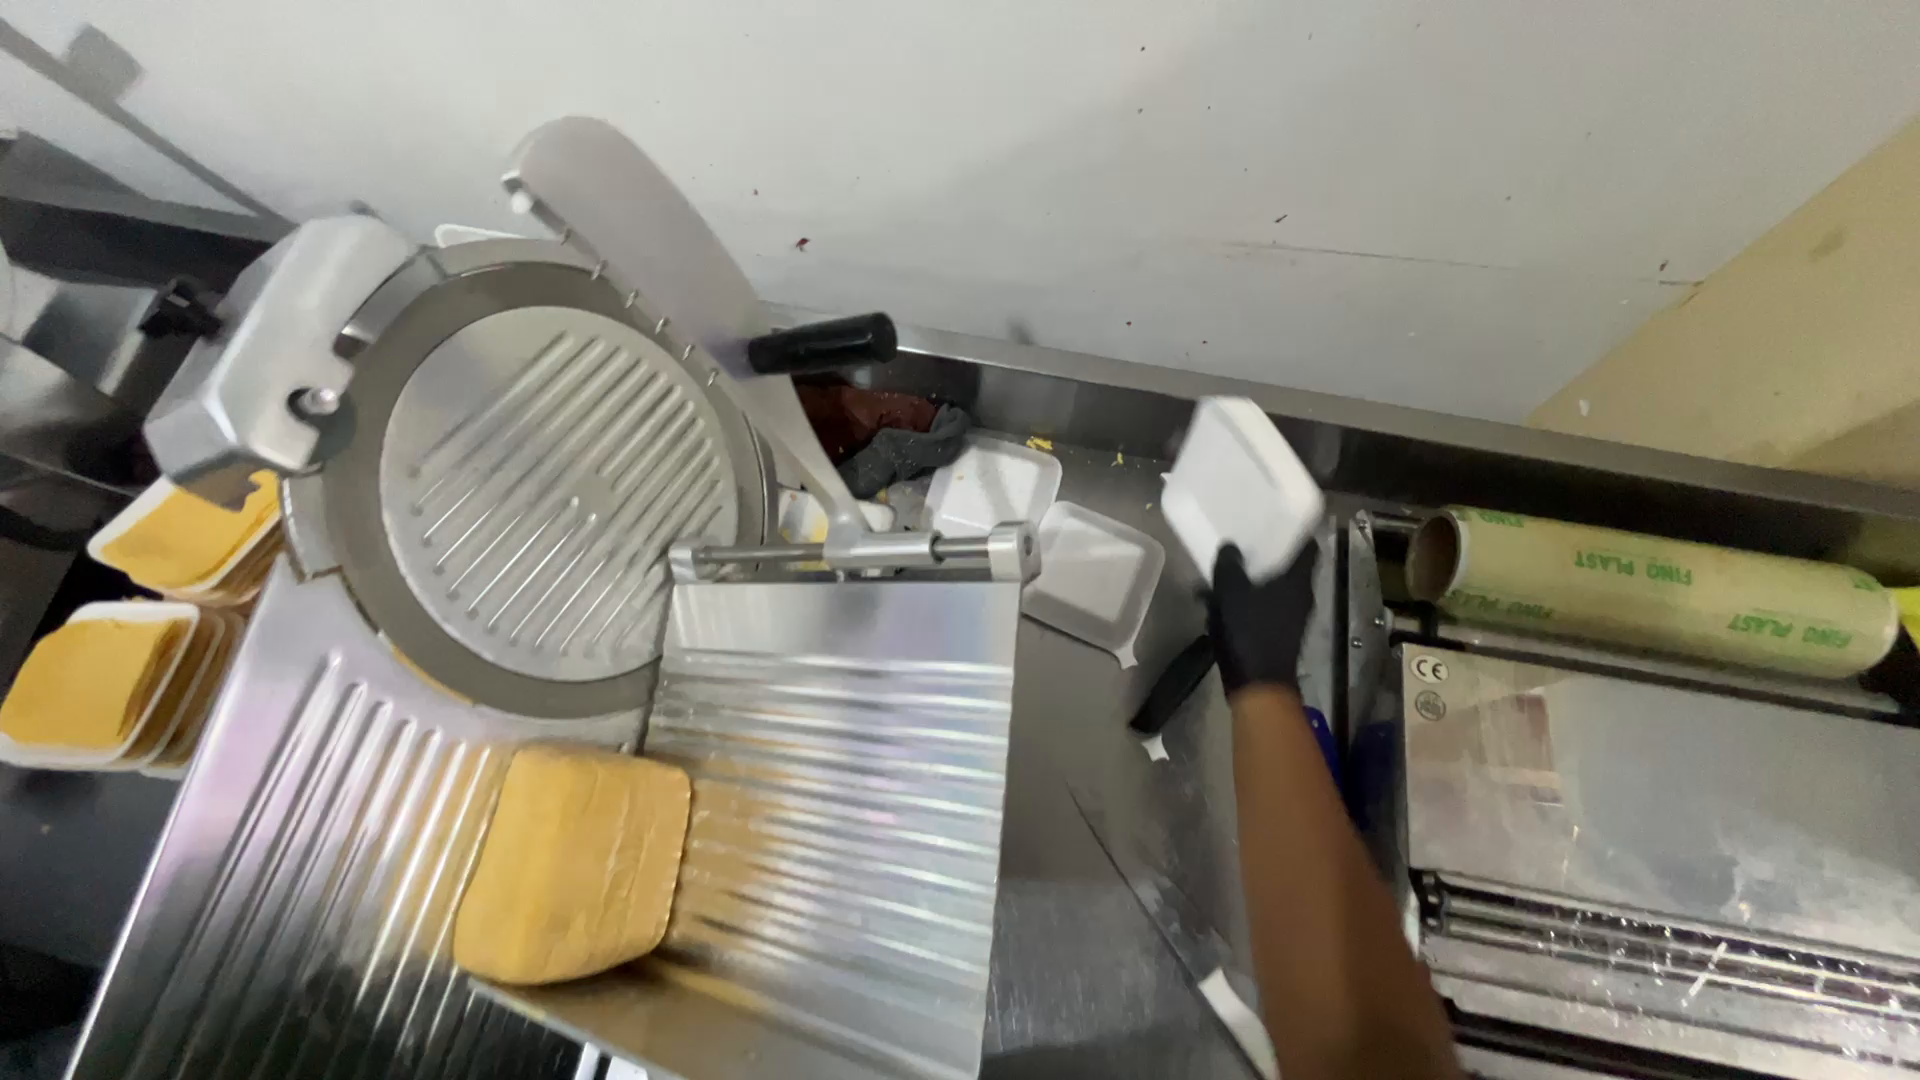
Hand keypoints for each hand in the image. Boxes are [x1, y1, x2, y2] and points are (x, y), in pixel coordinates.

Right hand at [1208, 542, 1318, 696]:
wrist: (1258, 684)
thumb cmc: (1248, 632)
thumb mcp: (1231, 593)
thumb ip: (1230, 565)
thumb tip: (1231, 547)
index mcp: (1297, 581)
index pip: (1309, 546)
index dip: (1297, 531)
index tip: (1278, 518)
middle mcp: (1300, 596)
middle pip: (1288, 565)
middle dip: (1267, 554)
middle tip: (1245, 540)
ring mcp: (1291, 616)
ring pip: (1273, 586)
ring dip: (1252, 578)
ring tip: (1224, 571)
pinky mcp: (1279, 632)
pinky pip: (1264, 605)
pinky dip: (1247, 598)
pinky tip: (1221, 601)